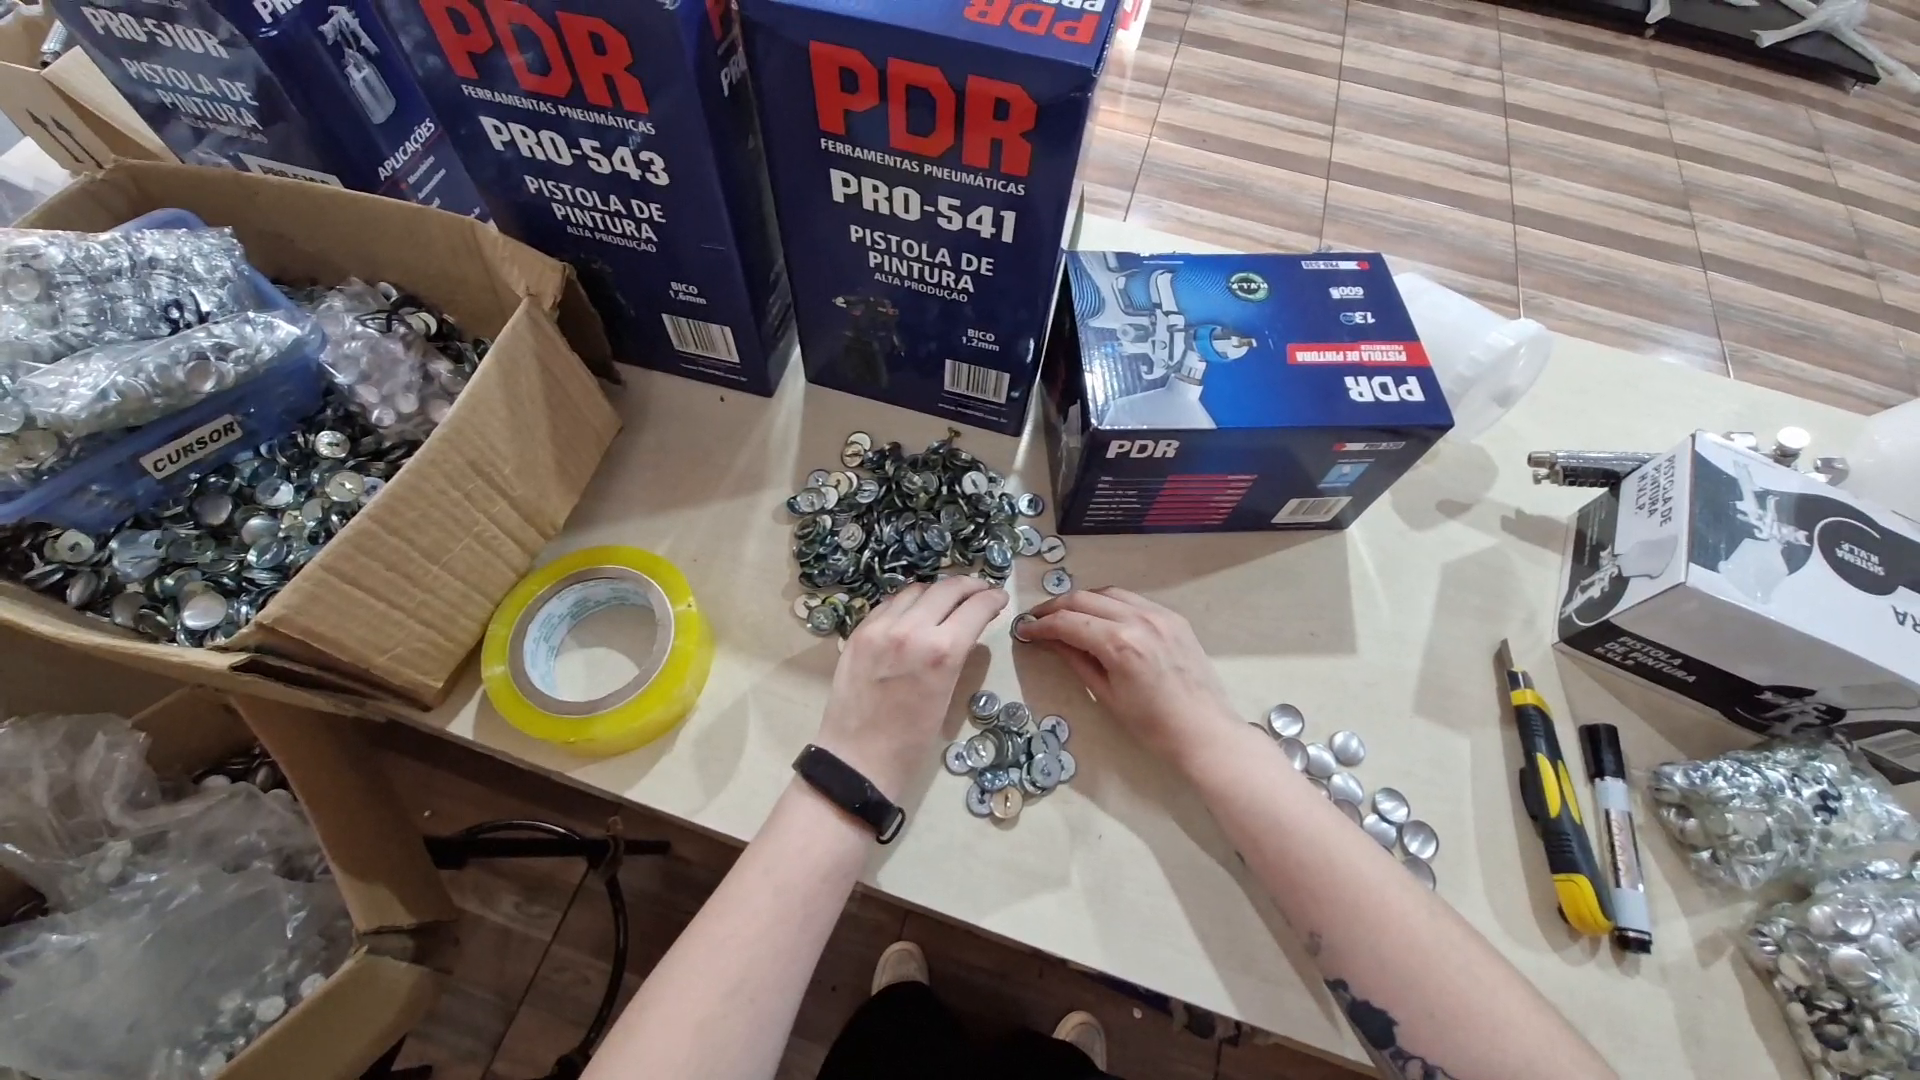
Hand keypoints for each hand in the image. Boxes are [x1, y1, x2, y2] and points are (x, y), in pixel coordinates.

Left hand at [815, 576, 1008, 796]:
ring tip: (947, 600)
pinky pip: (889, 604)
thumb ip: (956, 655)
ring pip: (916, 590)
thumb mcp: (947, 694)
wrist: (858, 759)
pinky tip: (914, 612)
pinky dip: (908, 602)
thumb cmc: (911, 741)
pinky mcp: (859, 633)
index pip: (976, 607)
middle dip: (970, 587)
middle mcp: (912, 630)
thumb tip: (967, 629)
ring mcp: (881, 628)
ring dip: (937, 592)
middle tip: (980, 591)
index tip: (1000, 597)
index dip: (993, 598)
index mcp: (942, 651)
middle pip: (947, 589)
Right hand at [1023, 587, 1239, 773]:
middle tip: (1037, 621)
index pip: (1068, 622)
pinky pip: (1132, 599)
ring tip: (1065, 616)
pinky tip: (1100, 618)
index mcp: (1120, 643)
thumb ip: (1076, 660)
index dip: (1041, 625)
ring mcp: (1159, 614)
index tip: (1024, 630)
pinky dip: (1109, 603)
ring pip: (1108, 593)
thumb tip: (1049, 640)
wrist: (1204, 730)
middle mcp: (1138, 619)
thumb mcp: (1106, 694)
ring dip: (1081, 600)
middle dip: (1055, 607)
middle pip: (1084, 599)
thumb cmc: (1152, 724)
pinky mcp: (1172, 617)